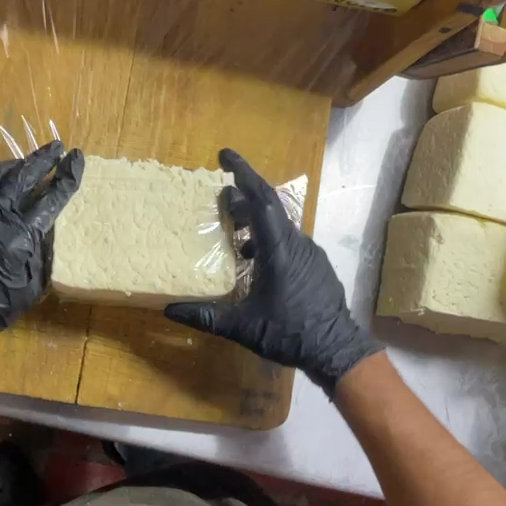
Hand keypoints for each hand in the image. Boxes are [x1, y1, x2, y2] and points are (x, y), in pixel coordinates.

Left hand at [0, 141, 83, 354]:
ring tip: (28, 161)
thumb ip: (43, 249)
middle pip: (24, 175)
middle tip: (57, 147)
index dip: (67, 175)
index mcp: (22, 234)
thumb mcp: (34, 282)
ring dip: (16, 165)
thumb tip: (47, 226)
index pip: (52, 195)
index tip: (77, 158)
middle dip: (43, 159)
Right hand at [164, 149, 380, 394]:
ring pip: (279, 224)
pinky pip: (288, 240)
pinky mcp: (315, 265)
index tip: (224, 156)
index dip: (243, 174)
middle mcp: (296, 244)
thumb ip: (206, 317)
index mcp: (279, 250)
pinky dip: (267, 238)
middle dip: (244, 194)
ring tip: (233, 229)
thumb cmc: (290, 333)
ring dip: (255, 220)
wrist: (336, 349)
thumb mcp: (243, 327)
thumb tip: (170, 310)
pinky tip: (254, 259)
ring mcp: (309, 253)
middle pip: (269, 207)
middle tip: (220, 194)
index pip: (261, 199)